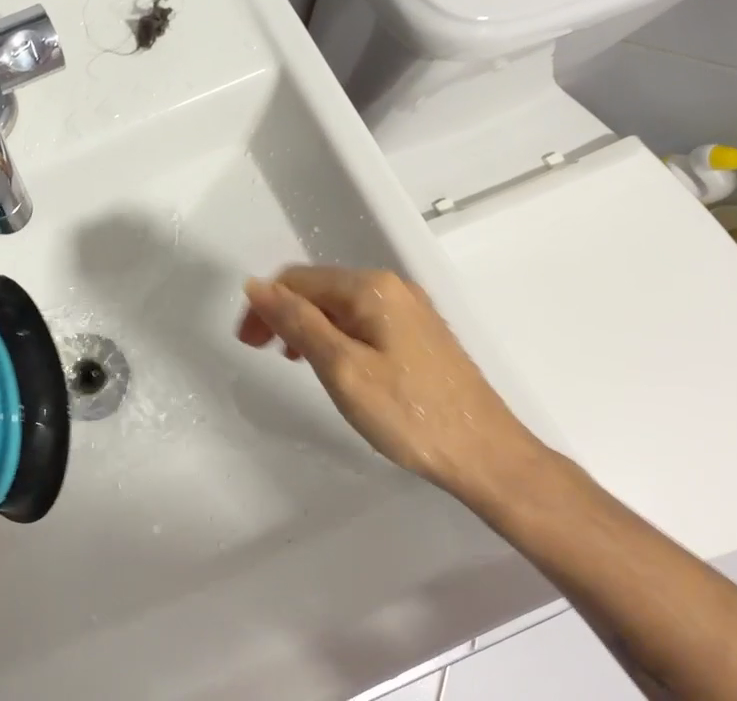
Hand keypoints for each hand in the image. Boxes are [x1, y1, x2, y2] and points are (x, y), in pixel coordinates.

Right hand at [237, 266, 547, 504]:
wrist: (487, 456)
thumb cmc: (409, 414)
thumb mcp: (341, 368)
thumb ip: (297, 322)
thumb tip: (256, 285)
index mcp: (371, 289)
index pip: (297, 280)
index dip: (265, 306)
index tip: (248, 345)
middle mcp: (392, 288)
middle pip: (319, 288)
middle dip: (284, 315)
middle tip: (264, 355)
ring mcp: (410, 311)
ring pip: (340, 306)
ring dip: (308, 326)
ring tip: (295, 363)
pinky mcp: (420, 335)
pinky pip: (363, 321)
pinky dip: (336, 336)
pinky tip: (335, 367)